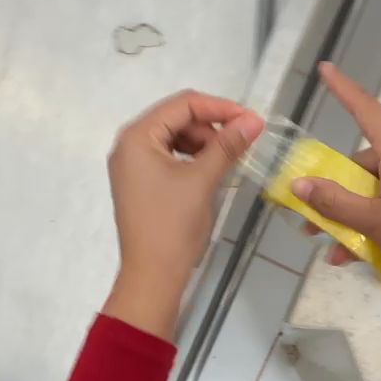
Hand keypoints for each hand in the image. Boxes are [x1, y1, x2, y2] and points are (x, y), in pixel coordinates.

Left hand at [104, 90, 264, 337]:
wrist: (152, 276)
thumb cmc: (173, 227)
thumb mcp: (202, 181)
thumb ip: (227, 146)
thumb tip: (253, 121)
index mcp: (137, 137)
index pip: (182, 104)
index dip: (220, 108)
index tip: (251, 120)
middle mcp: (128, 145)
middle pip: (176, 119)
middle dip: (211, 127)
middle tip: (241, 143)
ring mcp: (131, 166)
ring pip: (173, 139)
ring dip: (202, 144)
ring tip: (227, 160)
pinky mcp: (138, 184)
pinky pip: (167, 159)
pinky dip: (190, 160)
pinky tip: (210, 172)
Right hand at [292, 63, 380, 351]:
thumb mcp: (372, 222)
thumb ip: (333, 202)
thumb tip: (299, 184)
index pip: (366, 110)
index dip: (343, 90)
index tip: (325, 69)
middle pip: (366, 164)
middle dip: (339, 194)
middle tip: (315, 226)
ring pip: (380, 187)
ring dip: (355, 217)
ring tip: (339, 252)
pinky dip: (378, 220)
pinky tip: (363, 251)